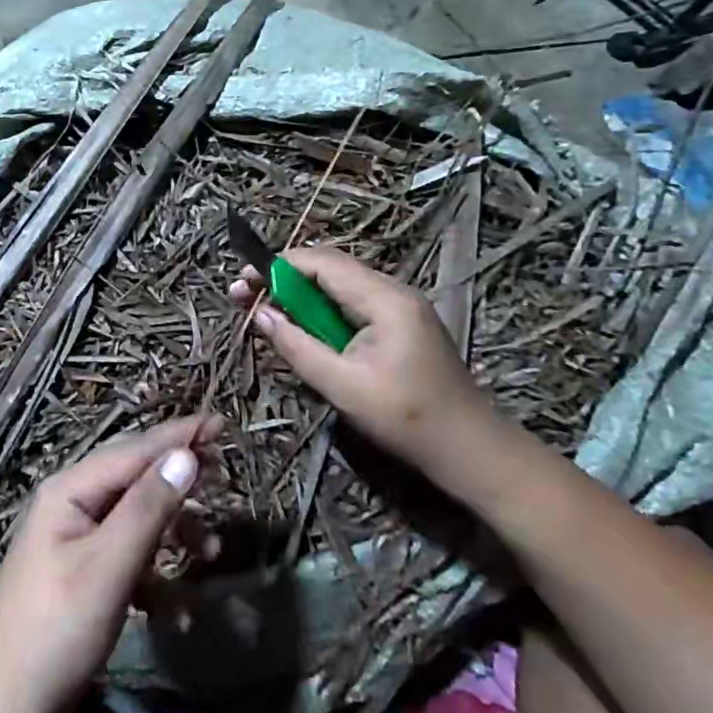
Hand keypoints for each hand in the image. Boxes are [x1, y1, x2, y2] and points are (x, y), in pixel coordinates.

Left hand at [0, 416, 220, 712]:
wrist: (10, 709)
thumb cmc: (58, 627)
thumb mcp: (109, 565)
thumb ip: (148, 508)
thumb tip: (186, 455)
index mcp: (69, 490)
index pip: (132, 451)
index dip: (178, 436)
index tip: (220, 422)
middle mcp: (70, 504)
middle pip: (134, 479)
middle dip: (179, 482)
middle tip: (222, 476)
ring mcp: (75, 539)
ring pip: (136, 520)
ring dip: (174, 534)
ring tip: (211, 554)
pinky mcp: (82, 573)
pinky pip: (127, 557)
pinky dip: (155, 575)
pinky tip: (175, 611)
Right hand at [230, 247, 493, 472]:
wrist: (469, 449)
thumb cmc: (406, 418)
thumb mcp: (342, 385)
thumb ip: (297, 346)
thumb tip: (260, 314)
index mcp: (385, 300)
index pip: (322, 263)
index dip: (278, 267)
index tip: (243, 281)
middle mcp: (394, 292)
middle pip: (329, 268)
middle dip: (283, 278)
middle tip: (244, 296)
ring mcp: (400, 308)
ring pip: (339, 286)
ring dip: (300, 295)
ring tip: (264, 310)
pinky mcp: (399, 325)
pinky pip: (352, 305)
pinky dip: (320, 311)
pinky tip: (301, 327)